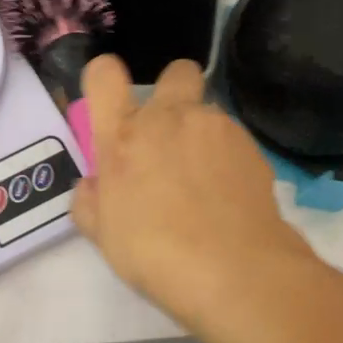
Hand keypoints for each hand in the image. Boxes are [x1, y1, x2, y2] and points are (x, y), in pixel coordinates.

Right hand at [72, 57, 314, 321]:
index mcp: (123, 135)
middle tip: (169, 138)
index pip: (104, 75)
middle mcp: (170, 117)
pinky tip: (228, 197)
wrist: (233, 270)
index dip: (104, 82)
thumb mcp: (104, 236)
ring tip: (203, 183)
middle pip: (176, 72)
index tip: (110, 109)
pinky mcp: (252, 147)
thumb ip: (91, 203)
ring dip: (201, 135)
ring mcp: (216, 127)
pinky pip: (234, 141)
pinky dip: (228, 160)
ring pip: (208, 112)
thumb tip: (91, 186)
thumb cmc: (154, 253)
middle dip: (172, 92)